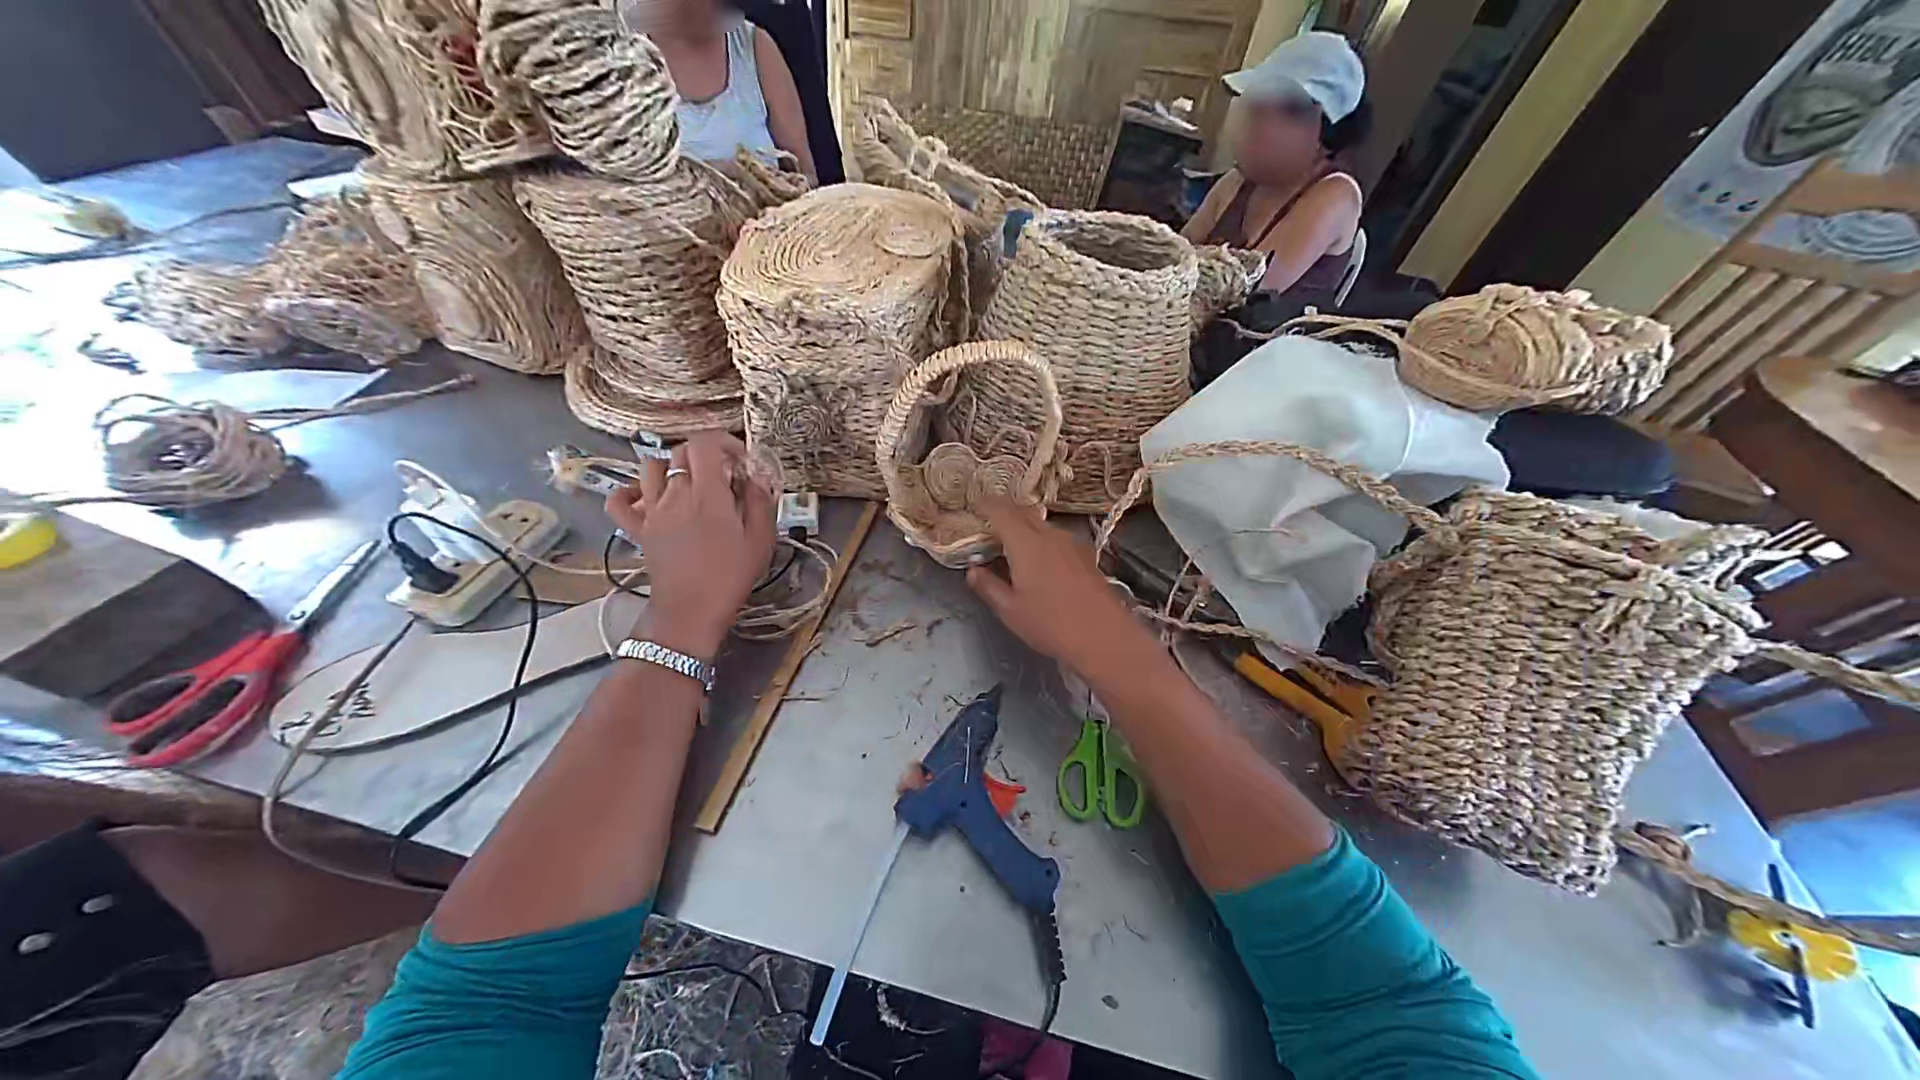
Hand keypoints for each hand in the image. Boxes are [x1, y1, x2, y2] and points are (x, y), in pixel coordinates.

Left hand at [605, 432, 774, 658]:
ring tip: (689, 482)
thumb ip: (760, 501)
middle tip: (723, 476)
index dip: (724, 442)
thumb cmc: (730, 575)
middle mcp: (675, 493)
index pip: (705, 443)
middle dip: (705, 455)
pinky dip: (629, 491)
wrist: (691, 610)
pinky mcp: (637, 528)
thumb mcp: (761, 538)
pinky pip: (619, 500)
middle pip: (681, 452)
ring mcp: (651, 510)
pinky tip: (647, 496)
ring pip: (650, 466)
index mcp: (707, 493)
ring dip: (671, 466)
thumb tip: (757, 477)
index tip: (740, 460)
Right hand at [966, 497, 1157, 682]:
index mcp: (1026, 544)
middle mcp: (1050, 536)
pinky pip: (1057, 538)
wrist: (1105, 636)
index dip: (987, 504)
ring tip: (1012, 539)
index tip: (977, 504)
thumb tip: (973, 571)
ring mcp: (1072, 544)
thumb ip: (988, 586)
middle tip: (990, 518)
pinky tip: (1040, 558)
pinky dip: (1042, 539)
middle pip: (1024, 512)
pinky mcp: (1086, 556)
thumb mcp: (1010, 610)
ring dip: (1025, 524)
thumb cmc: (1052, 625)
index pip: (1002, 512)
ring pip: (1043, 524)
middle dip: (1006, 510)